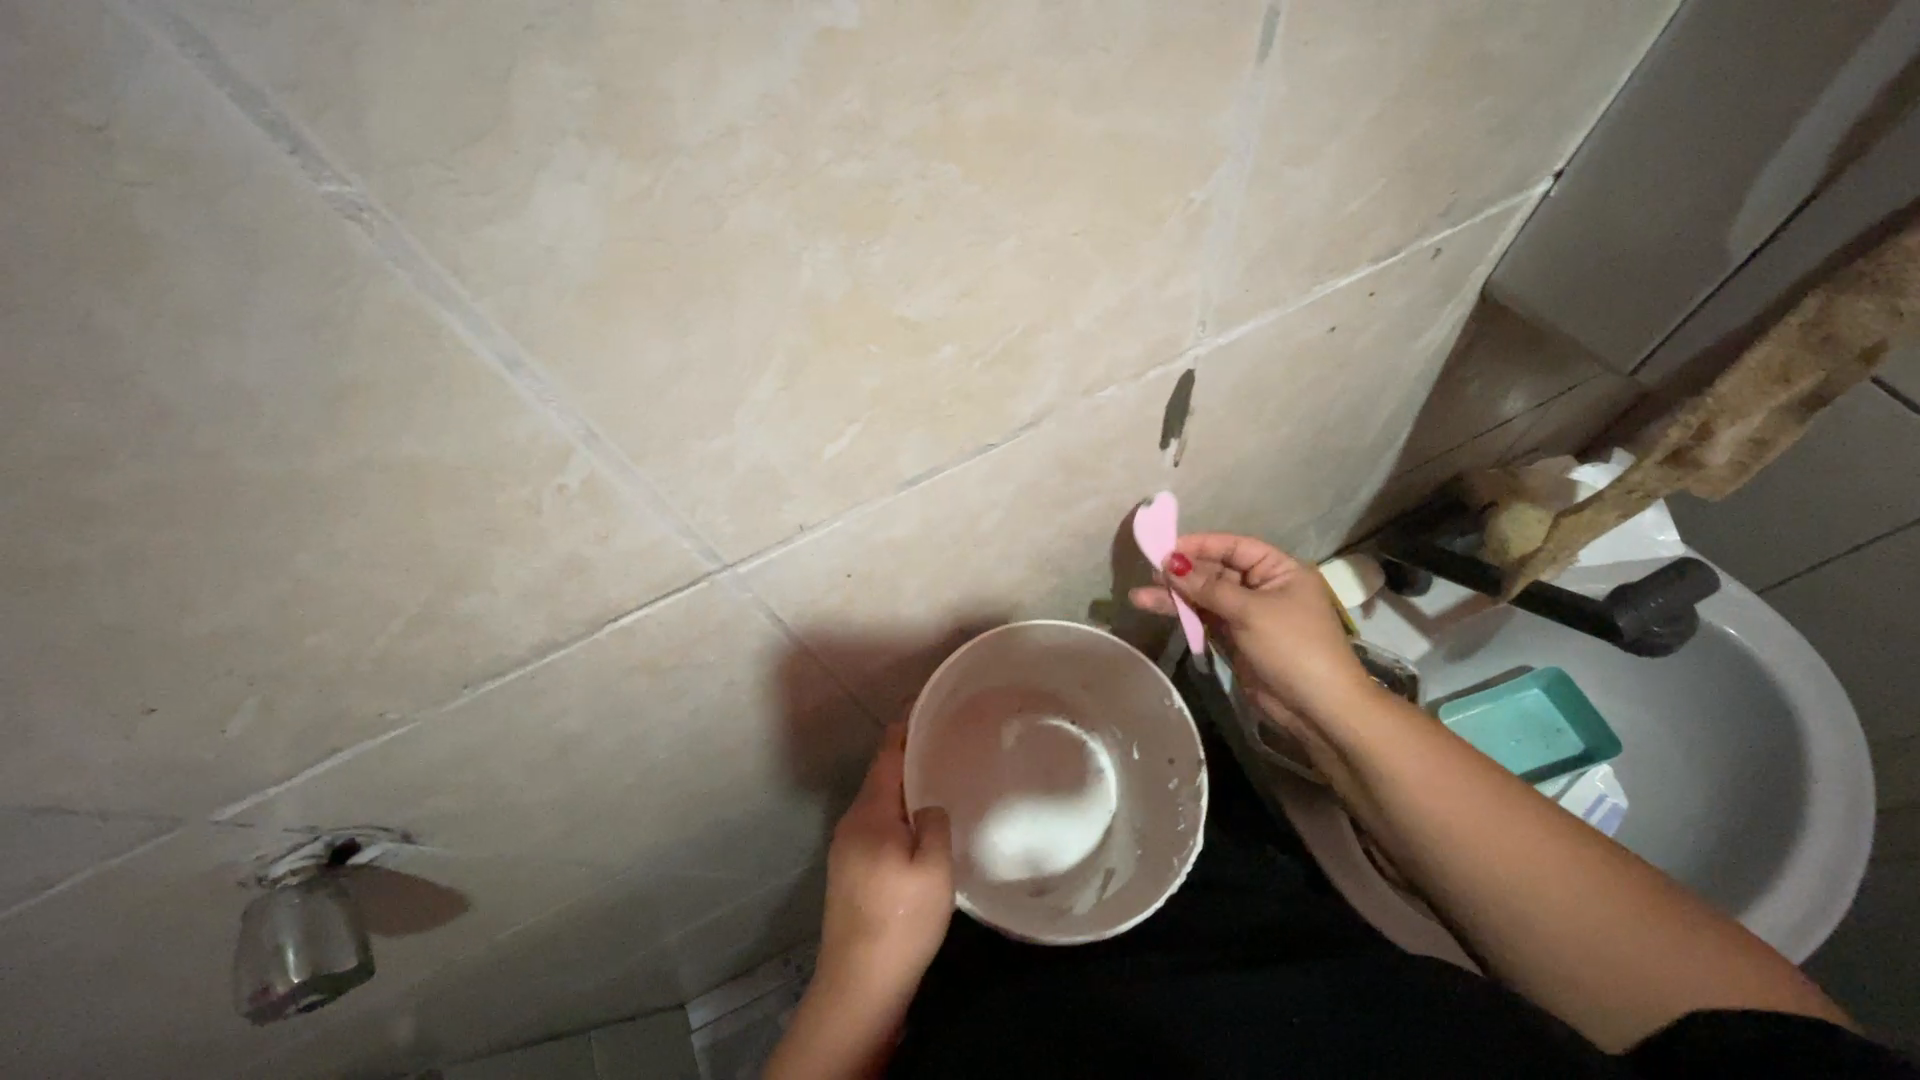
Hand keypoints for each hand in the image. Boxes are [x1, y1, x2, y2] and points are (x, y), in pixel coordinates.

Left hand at [817, 723, 953, 1000]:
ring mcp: (846, 849)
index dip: (907, 726)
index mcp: (870, 813)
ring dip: (906, 788)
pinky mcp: (849, 872)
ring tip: (941, 780)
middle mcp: (851, 823)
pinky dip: (899, 815)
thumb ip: (933, 823)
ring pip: (880, 804)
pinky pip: (877, 826)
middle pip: (881, 776)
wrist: (860, 984)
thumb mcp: (933, 869)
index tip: (930, 705)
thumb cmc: (901, 921)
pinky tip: (921, 827)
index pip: (887, 754)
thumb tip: (928, 805)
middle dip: (911, 756)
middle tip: (949, 743)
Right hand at [1129, 533, 1371, 726]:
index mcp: (1280, 570)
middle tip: (1149, 571)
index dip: (1202, 546)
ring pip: (1206, 597)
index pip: (1236, 547)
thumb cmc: (1292, 647)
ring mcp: (1248, 615)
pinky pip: (1205, 619)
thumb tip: (1171, 565)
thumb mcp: (1251, 611)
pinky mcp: (1236, 639)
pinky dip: (1183, 616)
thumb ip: (1209, 588)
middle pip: (1217, 572)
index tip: (1167, 548)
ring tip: (1140, 595)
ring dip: (1175, 596)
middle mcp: (1264, 587)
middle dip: (1184, 572)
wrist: (1316, 707)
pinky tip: (1156, 609)